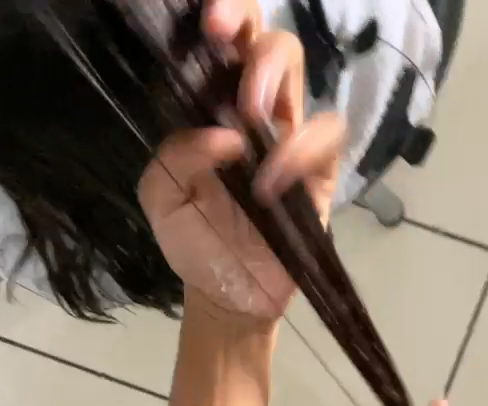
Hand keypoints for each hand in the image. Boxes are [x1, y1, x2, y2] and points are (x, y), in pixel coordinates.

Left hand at [138, 0, 345, 324]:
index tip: (206, 23)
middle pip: (269, 40)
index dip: (225, 17)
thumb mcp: (162, 198)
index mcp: (213, 109)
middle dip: (250, 29)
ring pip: (300, 74)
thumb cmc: (194, 243)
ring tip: (249, 124)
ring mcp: (289, 139)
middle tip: (222, 43)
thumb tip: (222, 134)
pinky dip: (300, 151)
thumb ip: (174, 155)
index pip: (225, 43)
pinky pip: (325, 136)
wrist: (227, 296)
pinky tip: (271, 183)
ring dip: (272, 81)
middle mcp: (254, 113)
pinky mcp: (319, 174)